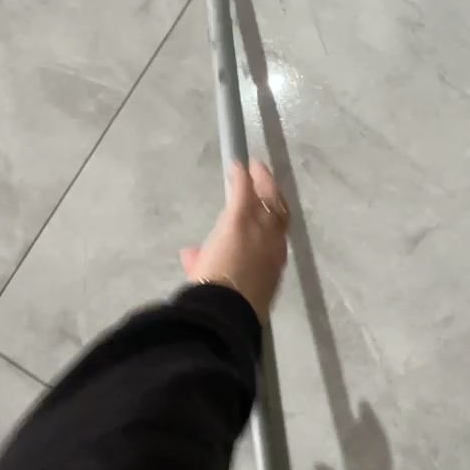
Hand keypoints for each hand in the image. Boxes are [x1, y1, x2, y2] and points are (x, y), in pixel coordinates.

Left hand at [181, 161, 289, 318]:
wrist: (227, 304)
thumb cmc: (228, 303)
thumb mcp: (223, 284)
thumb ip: (205, 264)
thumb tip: (191, 255)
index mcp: (272, 265)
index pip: (276, 238)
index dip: (271, 223)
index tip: (265, 212)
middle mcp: (273, 244)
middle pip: (278, 214)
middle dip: (274, 197)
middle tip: (267, 182)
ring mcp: (259, 228)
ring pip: (269, 200)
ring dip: (263, 183)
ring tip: (257, 169)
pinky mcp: (240, 217)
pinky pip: (245, 191)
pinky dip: (242, 177)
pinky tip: (238, 165)